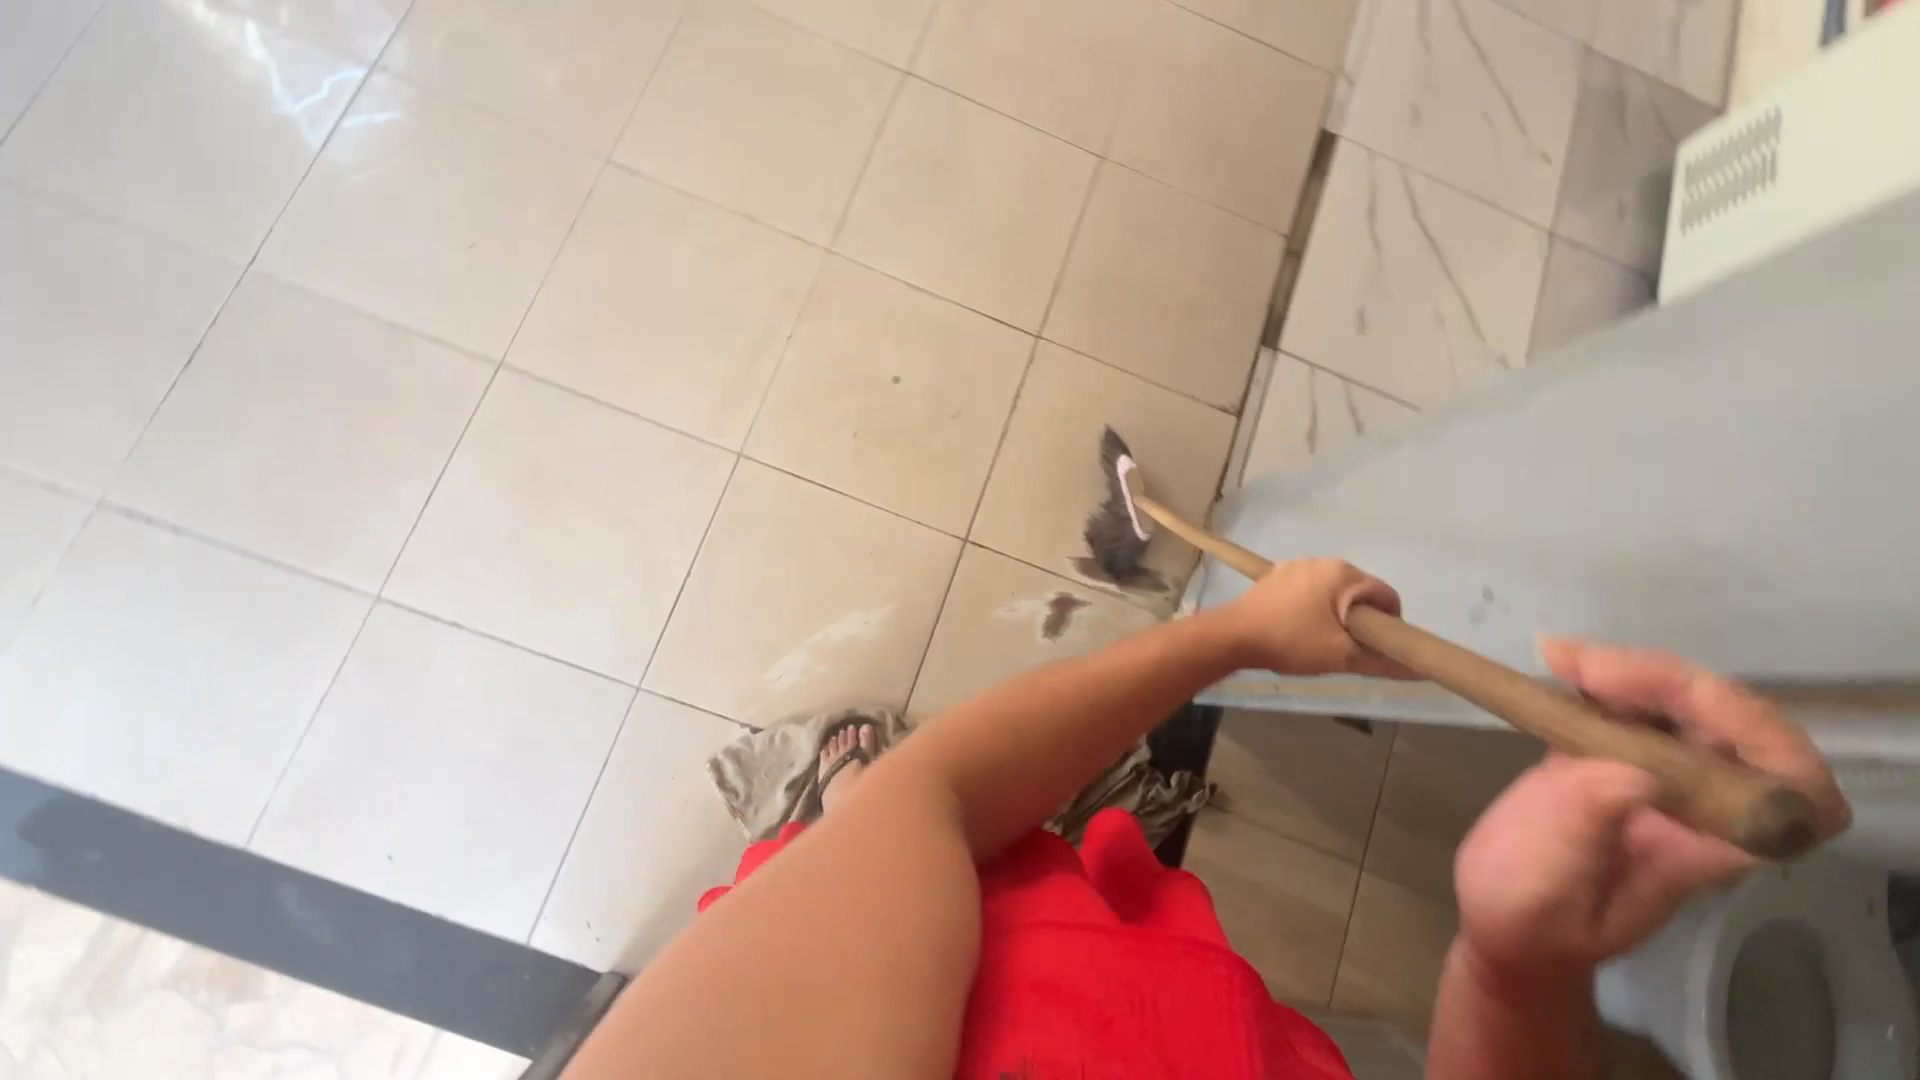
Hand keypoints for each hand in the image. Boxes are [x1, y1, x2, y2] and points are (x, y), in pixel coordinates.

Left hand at [1221, 558, 1413, 677]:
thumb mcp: (1342, 656)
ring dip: (1335, 615)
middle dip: (1361, 619)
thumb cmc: (1291, 641)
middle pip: (1359, 592)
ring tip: (1320, 641)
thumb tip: (1421, 671)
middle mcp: (1321, 561)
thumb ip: (1383, 662)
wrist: (1233, 636)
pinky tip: (1298, 629)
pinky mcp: (1275, 577)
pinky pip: (1307, 591)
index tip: (1376, 648)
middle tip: (1347, 648)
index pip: (1386, 596)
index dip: (1389, 624)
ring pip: (1332, 592)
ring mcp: (1295, 566)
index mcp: (1343, 573)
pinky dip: (1312, 609)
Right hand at [1452, 639, 1848, 989]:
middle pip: (1733, 729)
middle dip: (1674, 685)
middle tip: (1590, 667)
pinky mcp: (1605, 757)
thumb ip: (1588, 826)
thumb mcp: (1553, 881)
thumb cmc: (1529, 915)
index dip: (1761, 735)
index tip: (1681, 701)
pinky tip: (1557, 661)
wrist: (1499, 920)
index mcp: (1706, 845)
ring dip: (1632, 671)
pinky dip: (1597, 675)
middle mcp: (1696, 807)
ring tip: (1562, 656)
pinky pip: (1628, 706)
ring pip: (1682, 708)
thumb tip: (1630, 771)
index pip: (1791, 789)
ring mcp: (1651, 778)